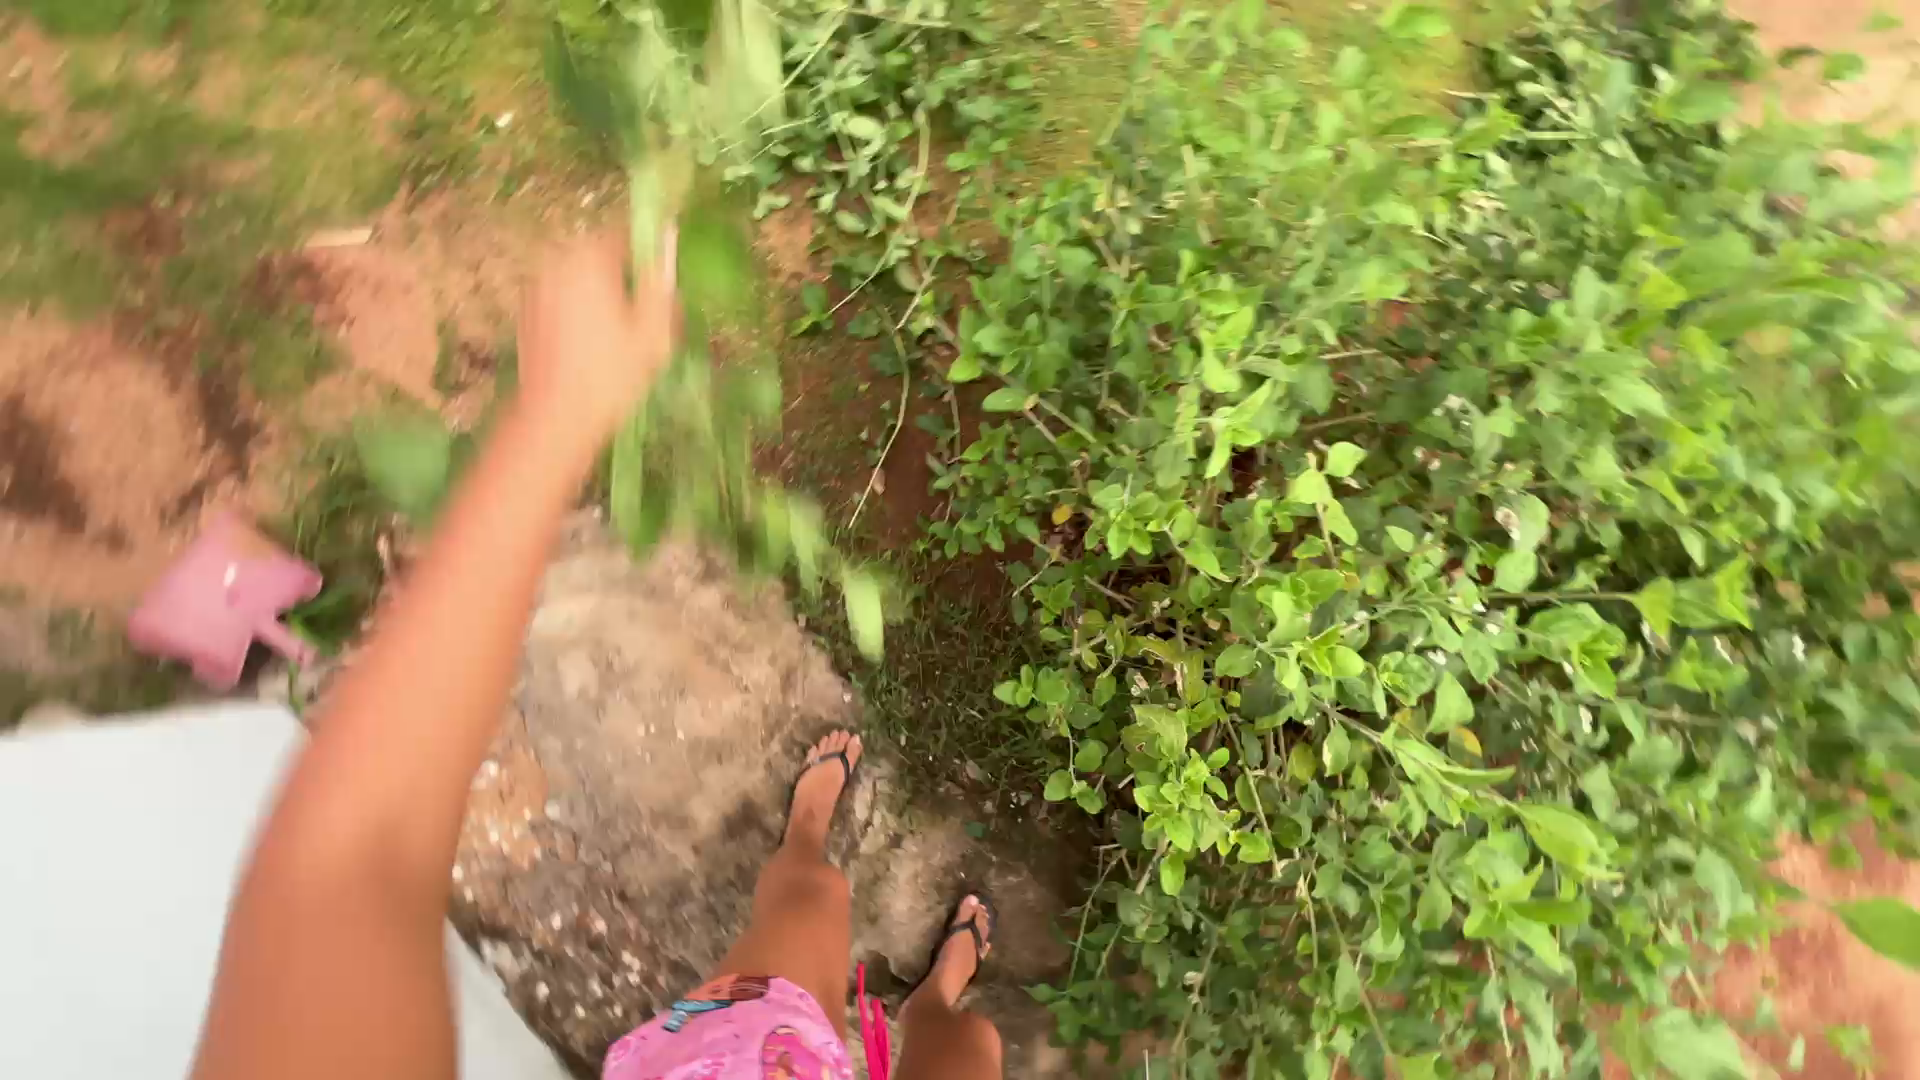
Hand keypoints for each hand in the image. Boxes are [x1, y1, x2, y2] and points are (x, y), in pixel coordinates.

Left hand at [515, 229, 676, 448]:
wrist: (557, 416)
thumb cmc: (612, 375)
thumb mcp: (652, 333)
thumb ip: (661, 283)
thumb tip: (669, 244)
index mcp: (587, 261)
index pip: (623, 235)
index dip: (648, 252)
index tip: (663, 278)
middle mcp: (555, 264)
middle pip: (599, 255)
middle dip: (624, 276)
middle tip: (647, 312)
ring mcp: (536, 287)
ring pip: (580, 278)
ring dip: (602, 294)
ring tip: (623, 333)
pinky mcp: (527, 312)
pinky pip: (563, 298)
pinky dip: (581, 311)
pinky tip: (595, 345)